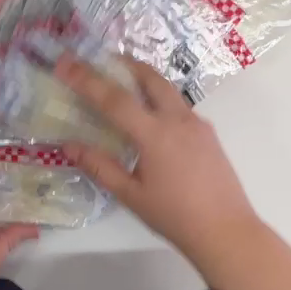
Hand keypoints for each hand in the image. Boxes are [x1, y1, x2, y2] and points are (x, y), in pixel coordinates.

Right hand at [55, 56, 266, 267]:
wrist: (225, 230)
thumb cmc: (174, 216)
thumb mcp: (131, 195)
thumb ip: (100, 167)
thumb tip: (69, 146)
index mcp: (155, 135)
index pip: (114, 99)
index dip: (86, 79)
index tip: (65, 64)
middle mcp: (178, 120)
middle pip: (150, 78)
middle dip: (125, 64)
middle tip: (103, 59)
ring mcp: (198, 125)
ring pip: (168, 90)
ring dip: (145, 80)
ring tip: (125, 83)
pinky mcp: (208, 135)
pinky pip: (180, 107)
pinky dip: (160, 101)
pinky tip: (151, 118)